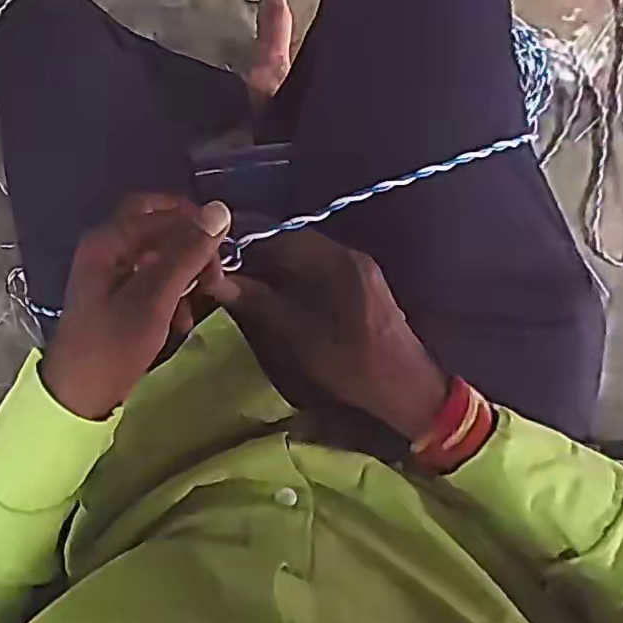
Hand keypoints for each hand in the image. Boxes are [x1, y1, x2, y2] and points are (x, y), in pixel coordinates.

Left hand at [40, 194, 231, 418]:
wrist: (79, 394)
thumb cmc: (113, 344)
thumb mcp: (155, 298)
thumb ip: (186, 253)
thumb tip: (218, 211)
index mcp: (107, 241)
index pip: (159, 210)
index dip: (195, 223)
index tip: (224, 248)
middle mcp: (106, 248)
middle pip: (158, 227)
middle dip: (190, 244)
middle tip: (213, 267)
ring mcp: (111, 272)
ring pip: (158, 253)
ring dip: (185, 270)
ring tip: (205, 294)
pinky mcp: (118, 295)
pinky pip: (152, 278)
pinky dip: (173, 291)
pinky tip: (184, 317)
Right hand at [207, 231, 446, 436]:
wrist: (406, 387)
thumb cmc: (352, 364)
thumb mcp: (298, 335)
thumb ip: (258, 301)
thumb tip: (216, 280)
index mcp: (337, 263)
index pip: (281, 234)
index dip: (246, 239)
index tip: (217, 251)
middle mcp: (348, 255)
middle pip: (291, 240)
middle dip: (256, 251)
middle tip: (224, 268)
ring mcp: (356, 267)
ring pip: (303, 253)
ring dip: (272, 262)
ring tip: (242, 280)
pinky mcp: (359, 281)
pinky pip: (316, 265)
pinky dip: (291, 273)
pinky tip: (273, 290)